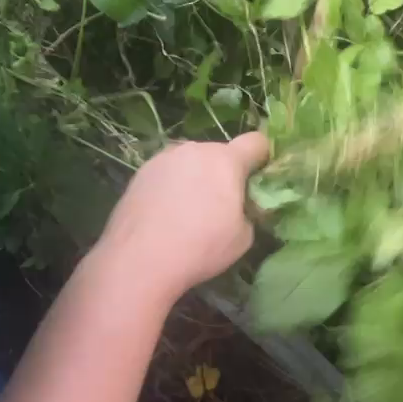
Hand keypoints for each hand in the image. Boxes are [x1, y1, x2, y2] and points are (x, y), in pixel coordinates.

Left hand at [87, 132, 269, 304]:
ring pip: (190, 163)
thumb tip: (240, 207)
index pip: (256, 142)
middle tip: (221, 208)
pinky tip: (165, 217)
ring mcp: (163, 159)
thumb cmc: (201, 247)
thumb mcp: (243, 238)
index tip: (259, 180)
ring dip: (196, 179)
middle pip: (219, 154)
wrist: (140, 259)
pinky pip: (167, 175)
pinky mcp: (140, 173)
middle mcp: (193, 149)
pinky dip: (171, 189)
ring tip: (188, 215)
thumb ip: (248, 213)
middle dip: (224, 174)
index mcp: (225, 160)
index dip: (262, 158)